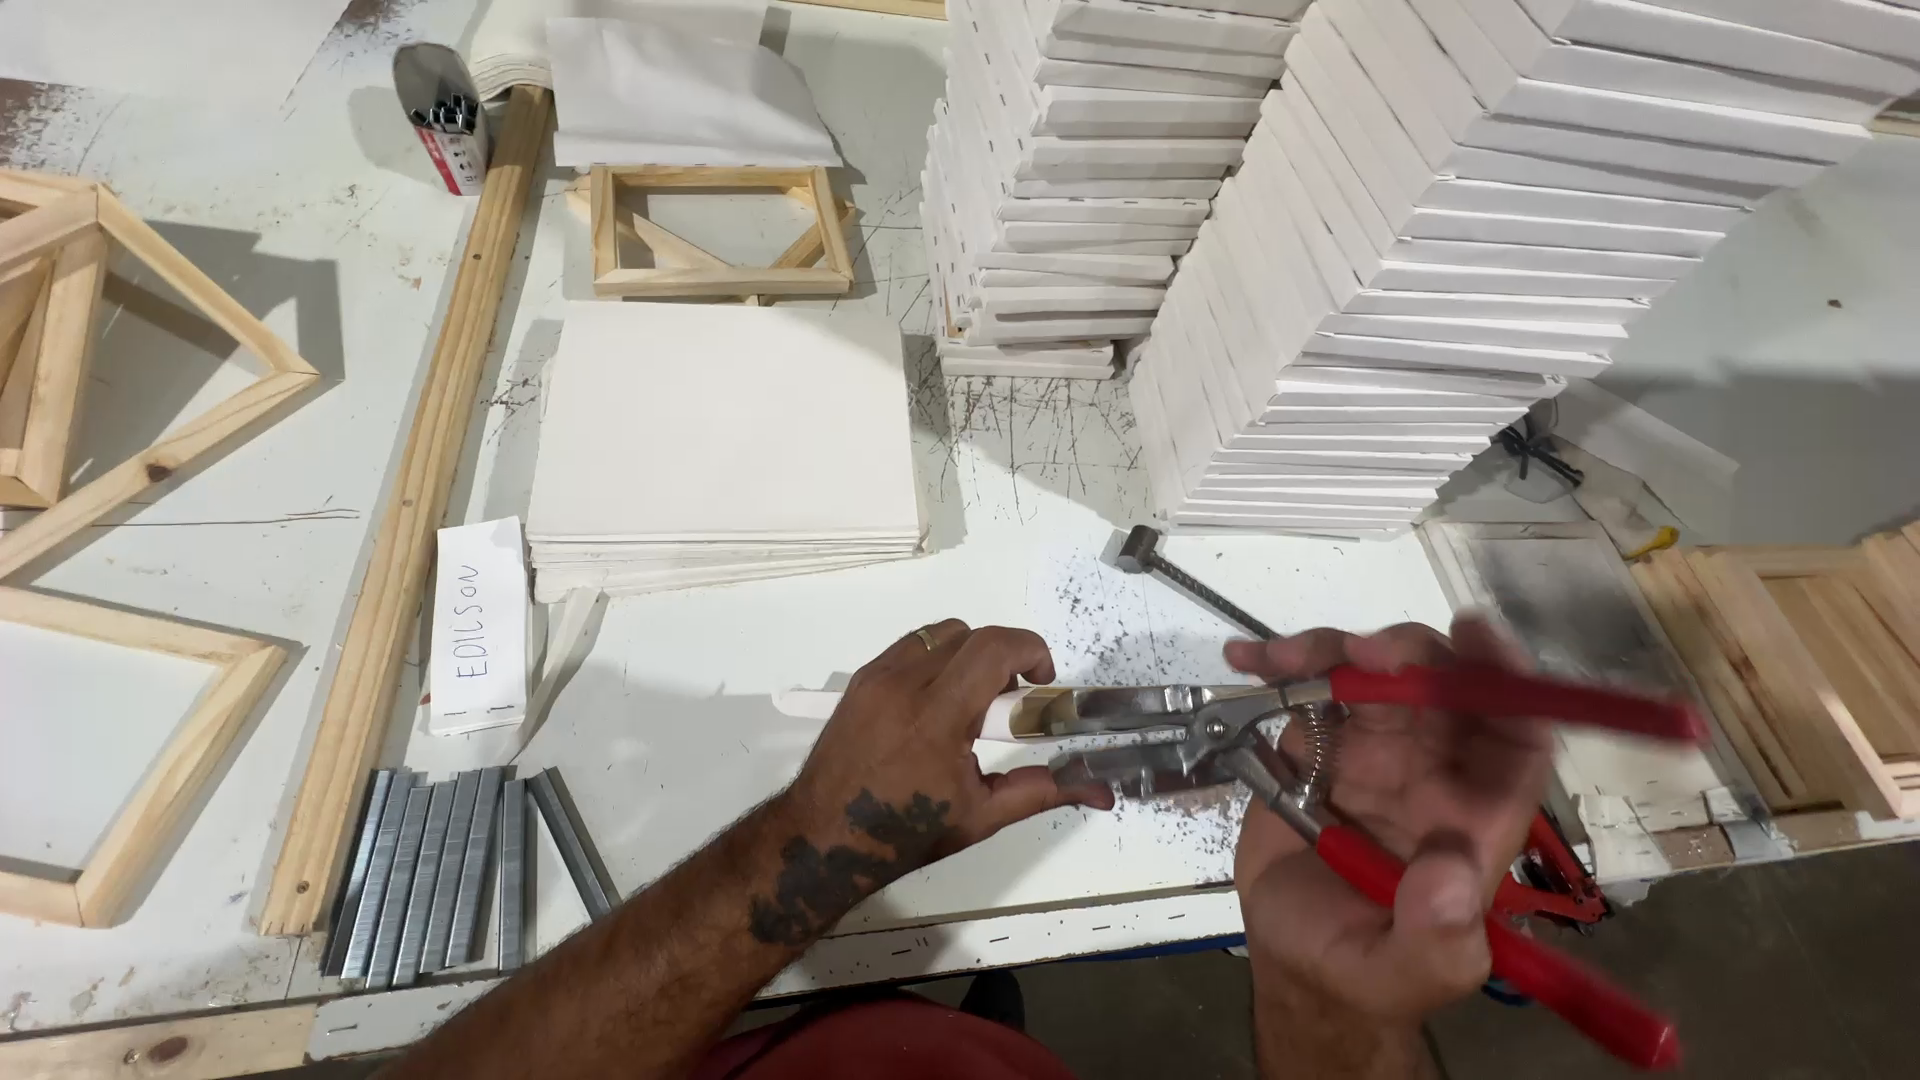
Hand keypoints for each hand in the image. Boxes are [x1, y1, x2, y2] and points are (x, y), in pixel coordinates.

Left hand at [787, 620, 1114, 876]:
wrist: (823, 837)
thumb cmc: (904, 833)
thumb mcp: (980, 816)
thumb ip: (1041, 791)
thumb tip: (1101, 791)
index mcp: (936, 718)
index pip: (992, 649)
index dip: (1030, 651)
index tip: (1041, 681)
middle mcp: (904, 685)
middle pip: (971, 634)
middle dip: (1004, 654)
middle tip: (1009, 697)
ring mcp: (876, 677)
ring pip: (939, 633)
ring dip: (968, 652)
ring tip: (970, 698)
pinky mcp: (860, 679)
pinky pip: (910, 645)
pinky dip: (936, 658)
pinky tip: (935, 699)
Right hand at [1229, 614, 1552, 1024]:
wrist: (1290, 953)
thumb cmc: (1358, 968)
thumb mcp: (1400, 974)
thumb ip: (1435, 941)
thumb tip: (1449, 877)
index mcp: (1469, 816)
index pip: (1512, 737)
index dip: (1507, 682)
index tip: (1474, 637)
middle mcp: (1427, 770)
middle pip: (1436, 685)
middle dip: (1405, 654)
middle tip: (1358, 656)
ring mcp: (1366, 749)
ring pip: (1367, 673)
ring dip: (1328, 650)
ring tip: (1278, 658)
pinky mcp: (1310, 742)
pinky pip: (1301, 688)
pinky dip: (1275, 665)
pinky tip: (1246, 658)